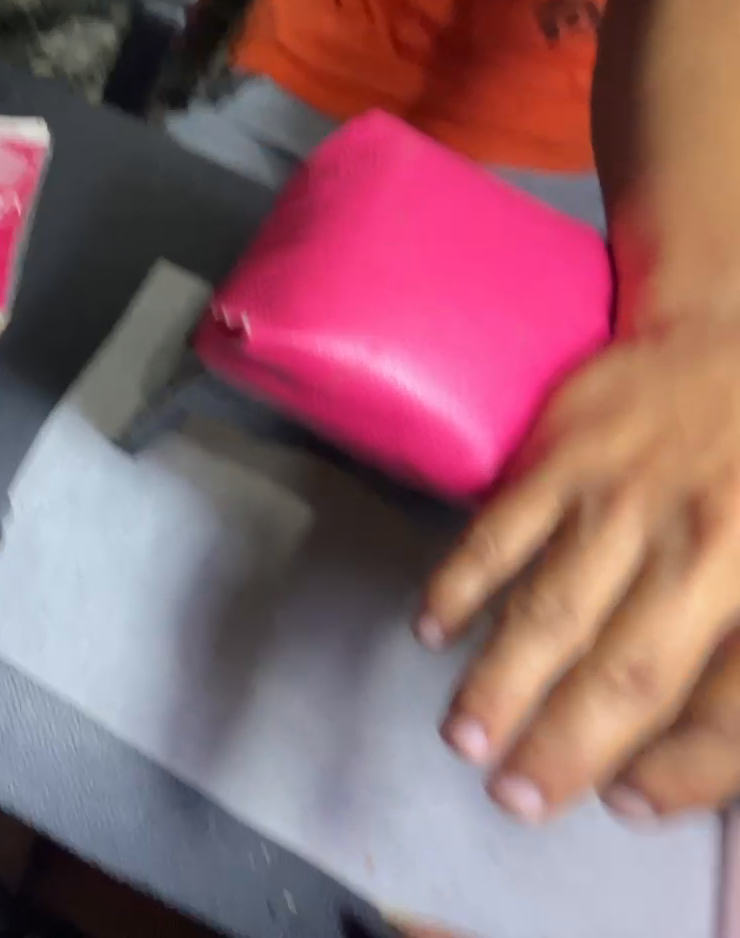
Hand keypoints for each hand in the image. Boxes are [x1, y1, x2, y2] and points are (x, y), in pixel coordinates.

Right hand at [419, 323, 739, 822]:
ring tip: (461, 739)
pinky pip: (499, 536)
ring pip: (552, 611)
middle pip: (630, 670)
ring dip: (501, 682)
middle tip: (516, 799)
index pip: (738, 700)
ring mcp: (618, 504)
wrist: (735, 334)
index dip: (689, 767)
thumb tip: (715, 713)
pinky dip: (460, 586)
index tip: (625, 804)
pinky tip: (431, 630)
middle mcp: (705, 551)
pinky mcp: (554, 465)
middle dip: (569, 744)